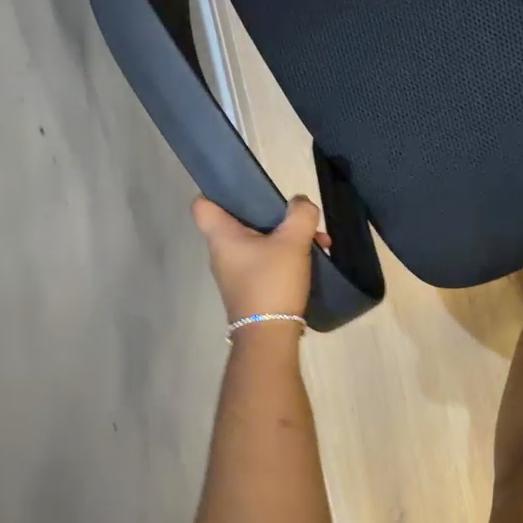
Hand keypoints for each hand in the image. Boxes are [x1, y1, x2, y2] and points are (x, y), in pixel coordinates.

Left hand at [192, 196, 330, 320]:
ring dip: (288, 236)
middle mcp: (222, 252)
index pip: (203, 204)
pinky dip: (287, 255)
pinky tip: (314, 259)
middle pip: (241, 219)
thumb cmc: (272, 281)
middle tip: (298, 216)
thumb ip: (301, 214)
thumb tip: (301, 203)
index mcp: (222, 236)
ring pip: (260, 240)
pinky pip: (266, 259)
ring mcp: (235, 271)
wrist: (269, 335)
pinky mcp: (249, 286)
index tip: (247, 188)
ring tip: (319, 242)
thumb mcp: (293, 241)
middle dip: (274, 215)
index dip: (219, 191)